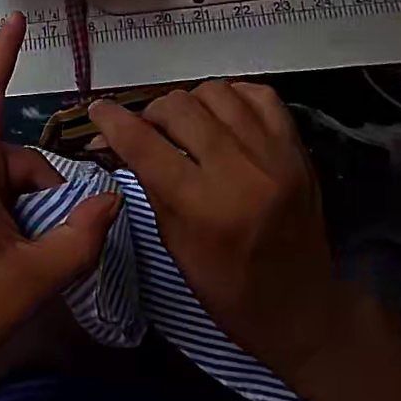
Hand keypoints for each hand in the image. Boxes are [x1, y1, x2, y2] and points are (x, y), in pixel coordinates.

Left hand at [0, 14, 118, 400]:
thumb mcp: (31, 277)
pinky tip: (12, 261)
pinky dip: (8, 219)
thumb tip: (112, 200)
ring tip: (32, 264)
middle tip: (62, 245)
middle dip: (46, 192)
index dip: (5, 53)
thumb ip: (81, 237)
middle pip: (13, 157)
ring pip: (1, 181)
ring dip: (28, 212)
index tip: (16, 18)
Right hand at [89, 81, 355, 380]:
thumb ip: (149, 184)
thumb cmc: (228, 289)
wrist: (302, 309)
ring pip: (215, 92)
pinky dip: (232, 97)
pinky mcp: (296, 148)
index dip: (112, 121)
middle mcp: (239, 171)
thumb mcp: (175, 244)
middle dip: (151, 114)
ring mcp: (273, 155)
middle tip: (148, 131)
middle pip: (178, 107)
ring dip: (189, 102)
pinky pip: (258, 94)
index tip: (98, 111)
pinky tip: (222, 115)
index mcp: (203, 207)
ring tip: (186, 123)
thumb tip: (116, 141)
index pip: (144, 143)